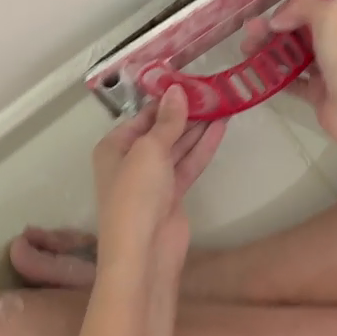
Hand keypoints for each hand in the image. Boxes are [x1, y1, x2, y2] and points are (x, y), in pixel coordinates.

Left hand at [91, 87, 225, 270]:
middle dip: (185, 112)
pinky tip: (221, 128)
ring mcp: (153, 180)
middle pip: (161, 130)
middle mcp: (131, 161)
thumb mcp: (150, 150)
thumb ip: (167, 120)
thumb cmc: (136, 194)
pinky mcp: (173, 195)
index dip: (165, 100)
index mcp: (114, 147)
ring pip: (177, 146)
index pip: (142, 116)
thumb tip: (177, 90)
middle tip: (213, 90)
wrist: (144, 254)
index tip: (190, 81)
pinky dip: (203, 147)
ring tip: (222, 103)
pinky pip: (188, 164)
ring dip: (198, 127)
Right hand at [246, 0, 336, 153]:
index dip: (293, 0)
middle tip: (249, 31)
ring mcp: (324, 68)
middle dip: (272, 27)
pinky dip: (272, 76)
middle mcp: (334, 41)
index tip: (269, 4)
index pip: (316, 1)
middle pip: (297, 28)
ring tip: (245, 50)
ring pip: (291, 53)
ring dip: (268, 49)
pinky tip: (254, 71)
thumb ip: (301, 6)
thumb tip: (277, 21)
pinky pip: (290, 81)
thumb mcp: (329, 15)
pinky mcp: (315, 93)